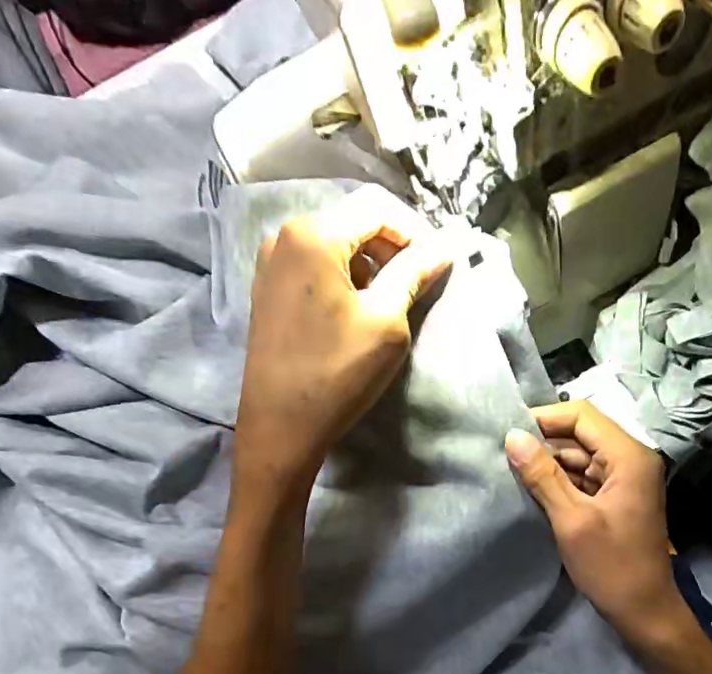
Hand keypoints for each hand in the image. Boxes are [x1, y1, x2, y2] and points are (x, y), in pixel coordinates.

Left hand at [236, 186, 453, 497]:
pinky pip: (314, 266)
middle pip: (353, 222)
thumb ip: (414, 275)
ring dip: (368, 265)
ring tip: (387, 304)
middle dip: (391, 248)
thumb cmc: (338, 372)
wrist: (281, 424)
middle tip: (416, 285)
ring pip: (335, 245)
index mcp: (314, 234)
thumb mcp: (387, 322)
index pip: (378, 210)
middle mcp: (286, 235)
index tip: (436, 265)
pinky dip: (343, 278)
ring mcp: (271, 262)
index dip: (415, 232)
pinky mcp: (268, 289)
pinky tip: (355, 312)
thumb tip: (443, 248)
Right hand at [505, 401, 691, 641]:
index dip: (544, 418)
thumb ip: (542, 475)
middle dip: (544, 441)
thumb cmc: (611, 566)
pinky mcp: (618, 498)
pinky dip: (562, 480)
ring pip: (581, 455)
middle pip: (582, 433)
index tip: (508, 431)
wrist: (645, 611)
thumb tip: (512, 437)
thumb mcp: (571, 520)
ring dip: (550, 462)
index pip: (582, 415)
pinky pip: (586, 476)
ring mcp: (626, 479)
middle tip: (504, 452)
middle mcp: (632, 459)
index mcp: (629, 457)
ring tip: (512, 470)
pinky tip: (533, 489)